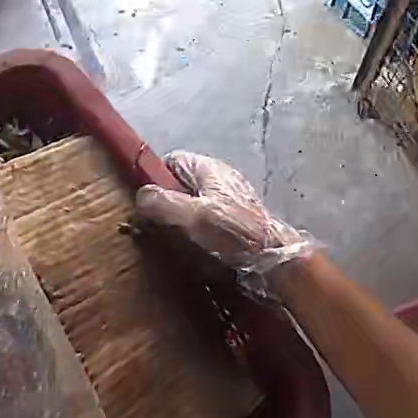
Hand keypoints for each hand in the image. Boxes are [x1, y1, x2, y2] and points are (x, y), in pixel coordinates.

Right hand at [135, 152, 317, 285]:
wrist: (276, 257)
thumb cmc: (233, 231)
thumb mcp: (194, 216)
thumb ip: (164, 203)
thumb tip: (141, 195)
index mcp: (208, 168)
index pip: (172, 161)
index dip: (156, 178)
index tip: (151, 202)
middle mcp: (219, 177)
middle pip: (181, 182)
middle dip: (169, 202)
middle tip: (163, 225)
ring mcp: (229, 196)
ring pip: (193, 201)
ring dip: (183, 219)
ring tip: (180, 239)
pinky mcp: (235, 216)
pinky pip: (207, 216)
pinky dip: (199, 228)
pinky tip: (198, 245)